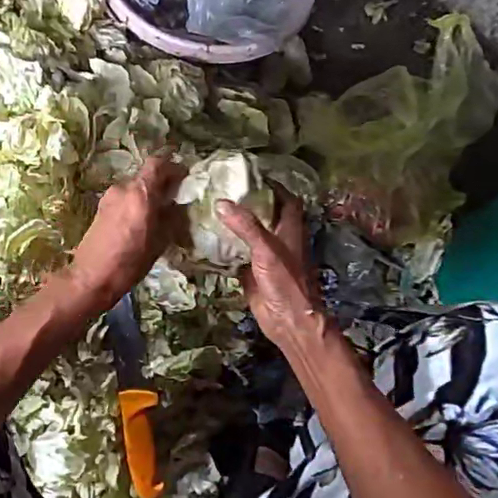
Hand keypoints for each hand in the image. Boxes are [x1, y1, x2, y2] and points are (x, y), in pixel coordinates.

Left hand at [67, 156, 184, 307]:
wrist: (92, 277)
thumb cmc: (131, 261)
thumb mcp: (160, 241)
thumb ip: (171, 217)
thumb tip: (177, 205)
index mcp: (140, 192)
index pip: (158, 163)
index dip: (173, 167)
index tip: (184, 178)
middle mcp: (123, 188)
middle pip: (146, 177)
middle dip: (161, 185)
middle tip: (173, 201)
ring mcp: (109, 198)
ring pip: (134, 189)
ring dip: (147, 197)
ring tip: (157, 217)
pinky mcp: (101, 209)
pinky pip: (124, 200)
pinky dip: (135, 205)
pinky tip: (140, 225)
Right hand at [216, 191, 329, 349]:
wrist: (288, 321)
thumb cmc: (285, 282)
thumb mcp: (266, 249)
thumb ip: (246, 226)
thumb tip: (221, 203)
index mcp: (290, 229)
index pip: (285, 199)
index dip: (273, 186)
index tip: (251, 175)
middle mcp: (279, 240)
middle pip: (265, 215)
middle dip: (248, 203)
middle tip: (224, 190)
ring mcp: (265, 258)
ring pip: (250, 235)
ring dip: (235, 225)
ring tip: (211, 210)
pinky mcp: (252, 274)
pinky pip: (237, 256)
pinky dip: (225, 248)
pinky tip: (207, 239)